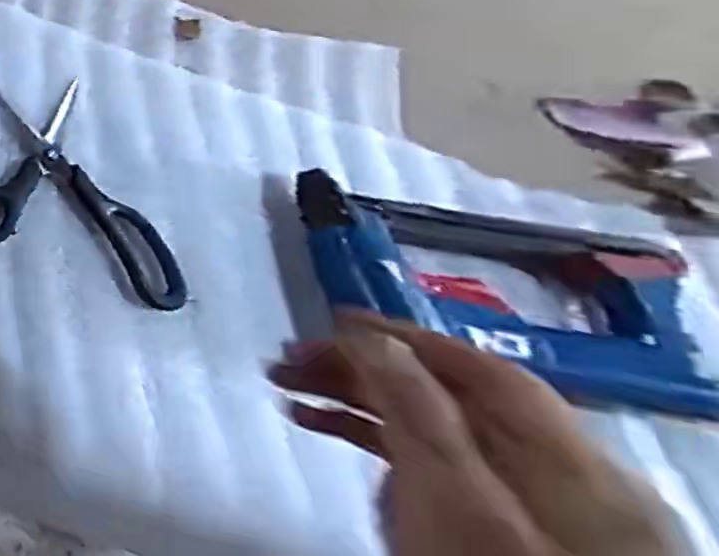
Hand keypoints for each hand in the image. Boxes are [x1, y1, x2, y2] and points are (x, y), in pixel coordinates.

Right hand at [270, 309, 679, 555]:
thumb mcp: (451, 492)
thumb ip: (417, 410)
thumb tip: (371, 338)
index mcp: (568, 460)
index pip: (477, 368)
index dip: (402, 336)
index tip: (330, 320)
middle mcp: (561, 476)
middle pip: (447, 395)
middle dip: (361, 368)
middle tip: (288, 359)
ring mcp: (536, 510)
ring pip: (432, 426)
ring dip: (354, 398)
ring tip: (286, 389)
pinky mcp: (506, 534)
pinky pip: (433, 462)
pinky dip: (374, 436)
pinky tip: (325, 429)